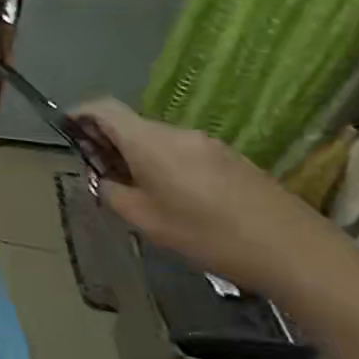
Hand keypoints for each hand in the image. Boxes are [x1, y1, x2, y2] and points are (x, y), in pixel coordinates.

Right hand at [69, 97, 352, 298]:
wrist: (292, 249)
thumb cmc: (208, 235)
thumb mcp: (147, 222)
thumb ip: (114, 194)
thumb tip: (104, 179)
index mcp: (150, 141)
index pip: (104, 108)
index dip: (79, 114)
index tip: (65, 129)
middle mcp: (176, 131)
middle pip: (130, 124)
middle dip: (107, 141)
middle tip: (100, 174)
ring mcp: (206, 142)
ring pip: (156, 138)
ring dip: (137, 155)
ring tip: (137, 193)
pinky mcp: (228, 157)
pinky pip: (181, 150)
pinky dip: (163, 163)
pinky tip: (174, 198)